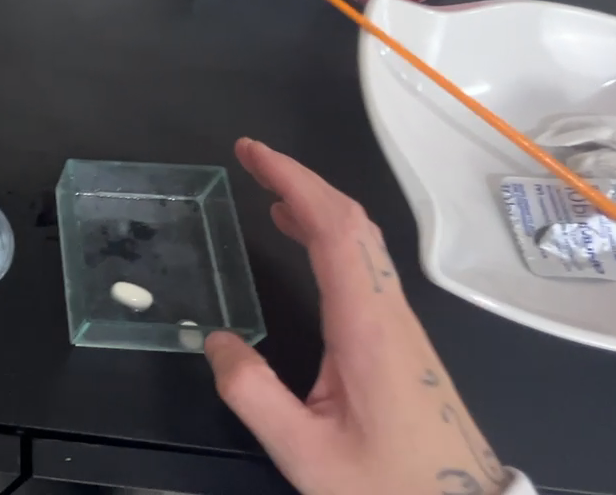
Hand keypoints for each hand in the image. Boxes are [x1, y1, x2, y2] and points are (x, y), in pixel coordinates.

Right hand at [206, 139, 511, 494]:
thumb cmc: (392, 489)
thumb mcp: (307, 457)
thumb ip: (252, 395)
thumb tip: (215, 339)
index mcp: (365, 326)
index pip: (333, 228)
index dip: (292, 180)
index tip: (250, 154)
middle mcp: (388, 311)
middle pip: (350, 220)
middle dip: (298, 177)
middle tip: (248, 156)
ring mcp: (400, 321)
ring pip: (361, 237)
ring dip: (314, 199)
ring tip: (265, 187)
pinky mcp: (400, 335)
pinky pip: (363, 259)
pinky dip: (326, 228)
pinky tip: (300, 236)